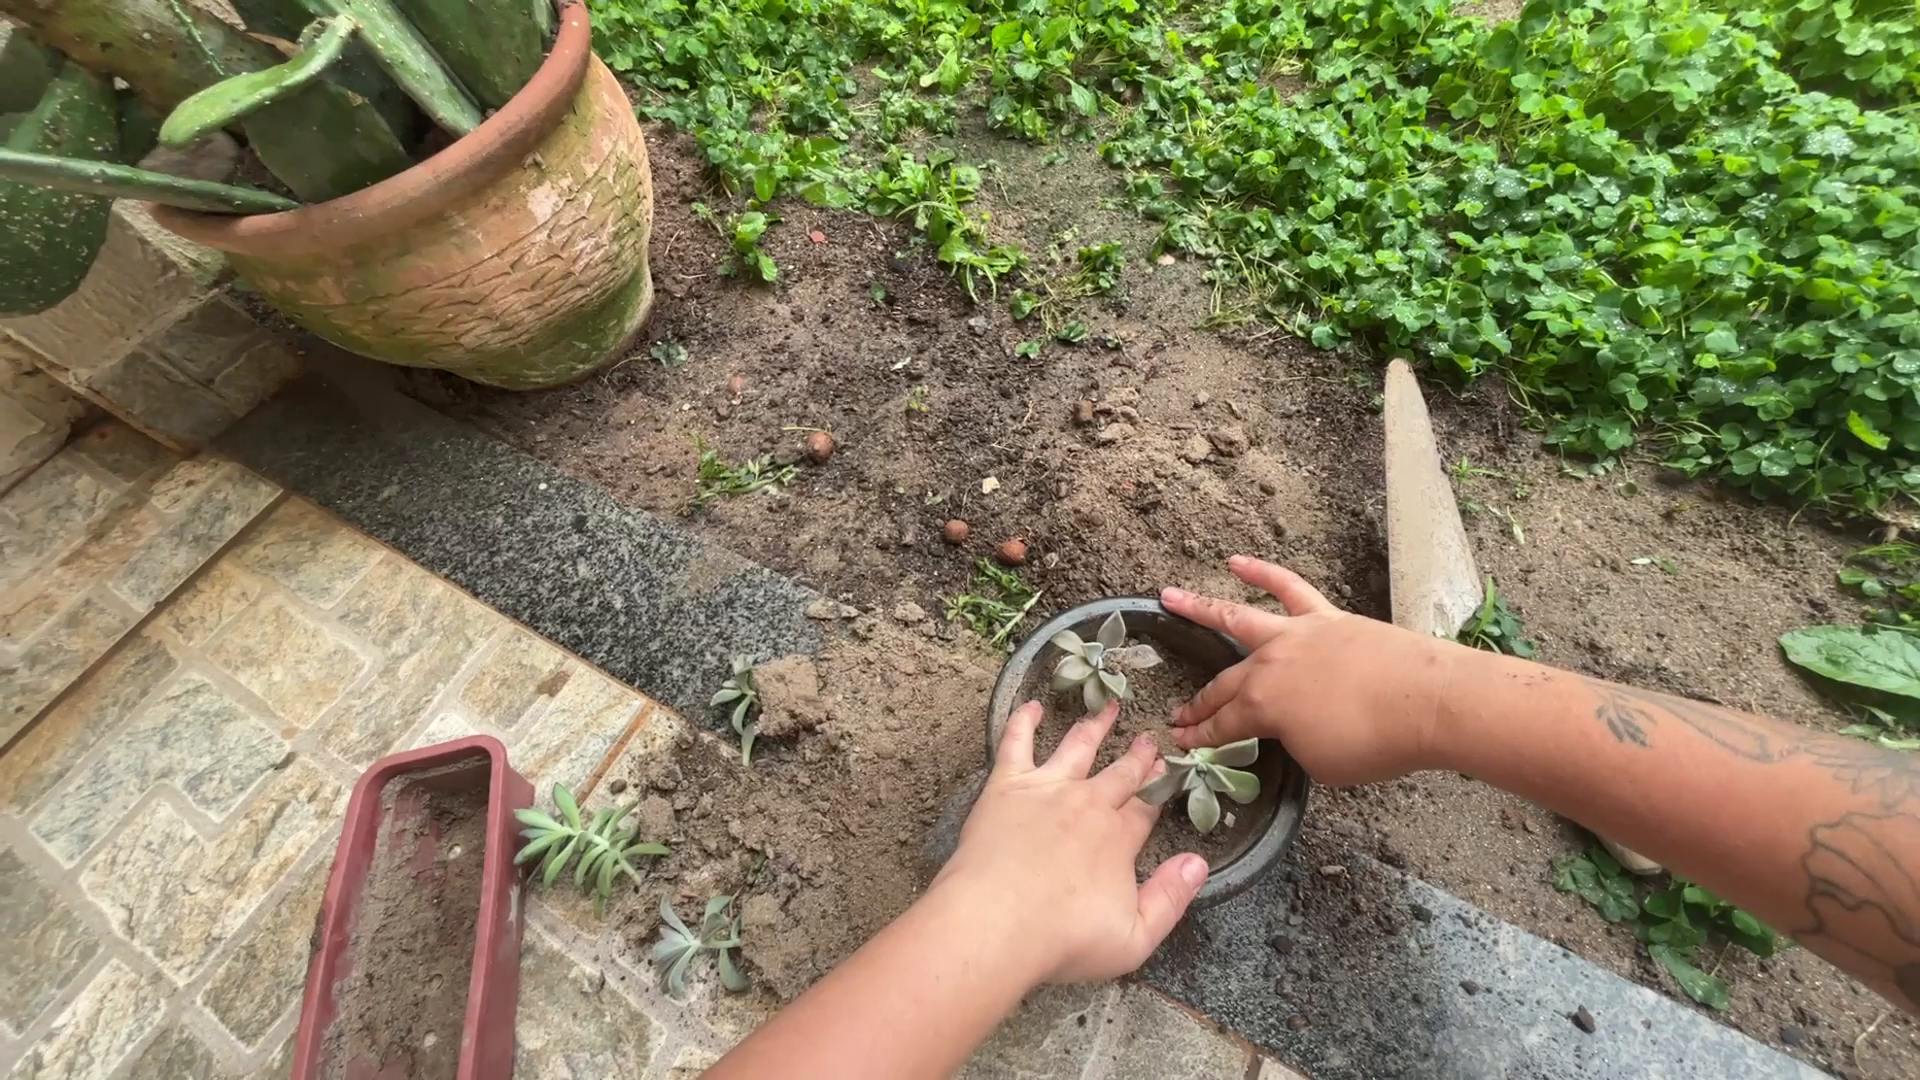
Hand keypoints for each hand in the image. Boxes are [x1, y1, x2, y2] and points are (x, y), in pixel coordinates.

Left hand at [934, 700, 1207, 983]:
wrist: (997, 920)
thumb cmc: (1063, 938)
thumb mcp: (1134, 938)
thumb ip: (1170, 898)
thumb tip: (1198, 862)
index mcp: (1118, 838)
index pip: (1146, 805)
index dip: (1158, 785)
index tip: (1167, 766)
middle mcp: (1088, 803)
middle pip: (1119, 773)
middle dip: (1137, 754)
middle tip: (1148, 736)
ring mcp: (1048, 787)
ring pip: (1078, 746)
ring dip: (1095, 725)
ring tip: (1108, 706)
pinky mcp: (1008, 783)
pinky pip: (1017, 742)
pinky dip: (1025, 720)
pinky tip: (1032, 705)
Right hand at [1159, 556, 1455, 785]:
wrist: (1428, 702)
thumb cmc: (1375, 742)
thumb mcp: (1321, 764)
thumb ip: (1294, 743)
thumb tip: (1291, 727)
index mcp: (1262, 707)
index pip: (1221, 726)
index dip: (1199, 738)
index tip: (1180, 742)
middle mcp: (1266, 666)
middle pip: (1223, 685)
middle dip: (1198, 703)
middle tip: (1178, 713)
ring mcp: (1292, 636)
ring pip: (1235, 618)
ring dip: (1197, 607)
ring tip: (1169, 595)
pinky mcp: (1322, 618)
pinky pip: (1288, 588)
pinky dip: (1262, 573)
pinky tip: (1238, 562)